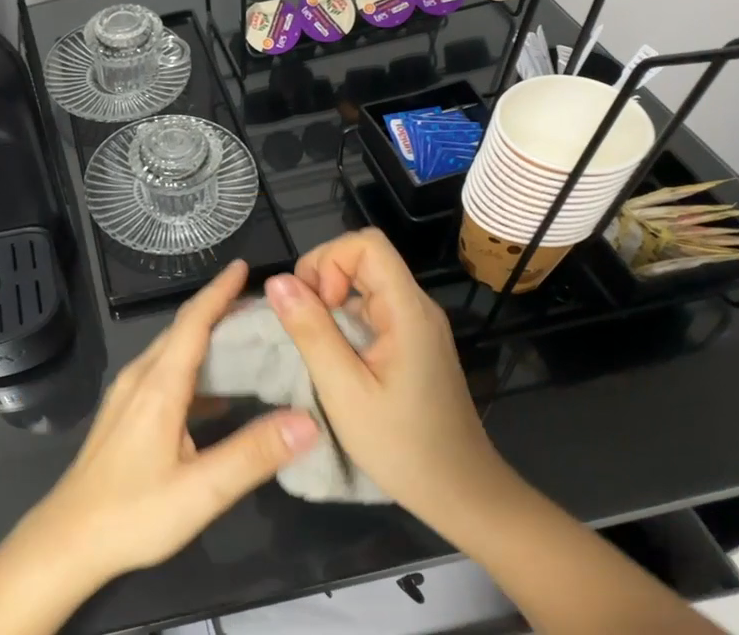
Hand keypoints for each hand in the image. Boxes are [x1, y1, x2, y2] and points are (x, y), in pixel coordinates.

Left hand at [14, 261, 320, 584]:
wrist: (71, 538)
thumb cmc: (134, 513)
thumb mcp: (202, 490)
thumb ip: (254, 454)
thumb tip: (308, 420)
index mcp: (158, 386)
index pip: (192, 323)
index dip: (218, 292)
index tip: (244, 266)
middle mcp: (140, 380)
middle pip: (182, 332)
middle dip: (218, 310)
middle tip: (262, 306)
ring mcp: (127, 397)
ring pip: (171, 353)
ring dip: (206, 340)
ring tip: (247, 341)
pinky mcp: (124, 415)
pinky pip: (163, 375)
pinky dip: (194, 370)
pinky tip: (217, 394)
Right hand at [264, 230, 508, 519]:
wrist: (461, 493)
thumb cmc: (401, 445)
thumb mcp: (344, 391)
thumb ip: (311, 331)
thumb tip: (277, 281)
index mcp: (407, 312)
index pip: (366, 245)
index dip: (330, 261)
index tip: (316, 305)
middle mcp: (417, 308)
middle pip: (365, 257)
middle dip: (324, 277)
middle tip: (305, 324)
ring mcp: (417, 326)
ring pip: (366, 283)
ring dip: (331, 300)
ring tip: (316, 343)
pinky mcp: (413, 344)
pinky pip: (372, 309)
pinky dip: (344, 319)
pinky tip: (334, 356)